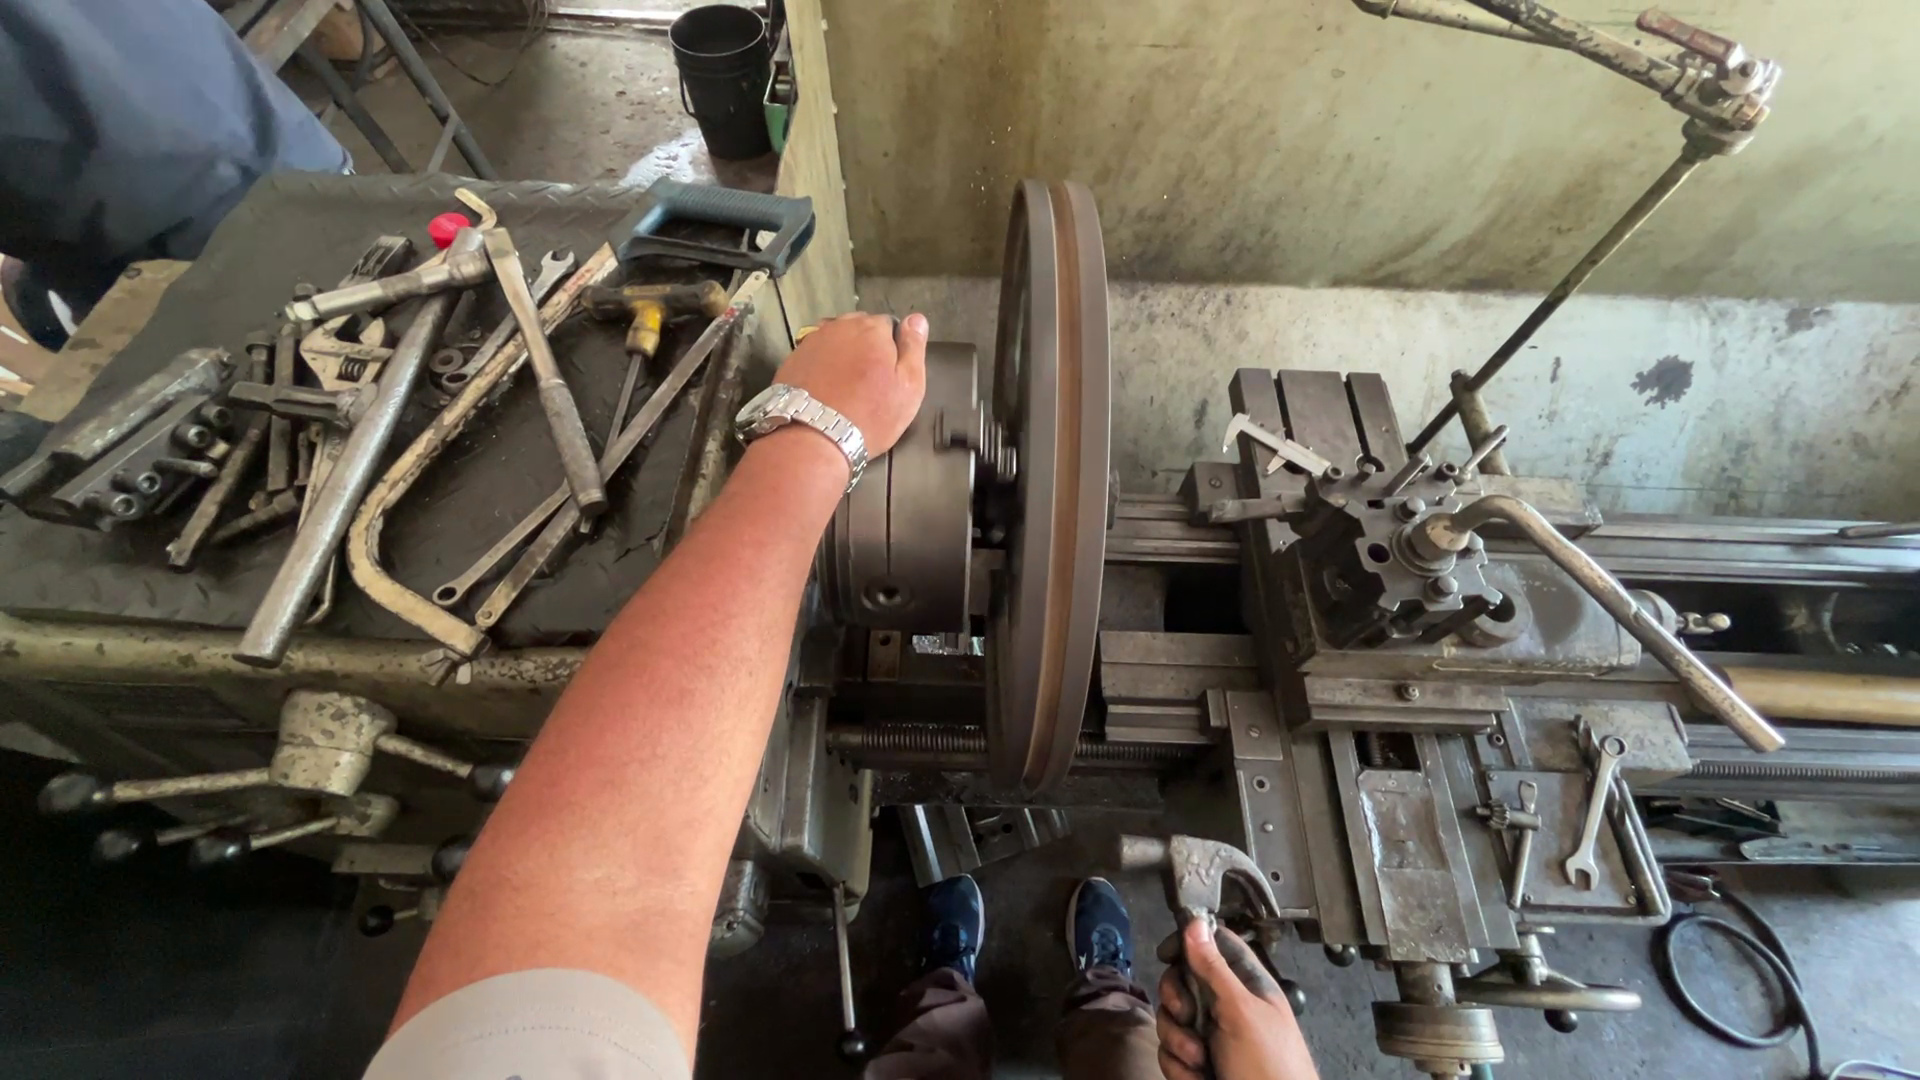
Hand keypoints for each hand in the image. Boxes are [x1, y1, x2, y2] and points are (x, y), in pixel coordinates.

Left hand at [774, 313, 927, 456]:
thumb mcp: (909, 387)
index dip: (893, 350)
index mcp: (873, 329)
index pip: (890, 325)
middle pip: (860, 329)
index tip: (890, 375)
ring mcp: (813, 341)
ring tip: (846, 389)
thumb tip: (917, 319)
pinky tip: (827, 392)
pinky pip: (816, 356)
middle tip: (870, 385)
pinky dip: (823, 368)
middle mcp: (841, 327)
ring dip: (844, 357)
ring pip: (837, 341)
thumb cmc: (869, 416)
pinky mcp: (793, 359)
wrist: (813, 438)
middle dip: (867, 349)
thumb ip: (914, 348)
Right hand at [1156, 920, 1319, 1079]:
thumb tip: (1194, 920)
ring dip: (1177, 1039)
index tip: (1168, 955)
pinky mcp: (1197, 1064)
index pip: (1214, 943)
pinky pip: (1170, 1050)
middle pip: (1182, 978)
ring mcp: (1211, 1035)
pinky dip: (1179, 1067)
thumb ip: (1214, 967)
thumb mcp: (1242, 1012)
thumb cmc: (1268, 1067)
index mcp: (1246, 984)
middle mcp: (1226, 1004)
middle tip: (1187, 1015)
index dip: (1189, 942)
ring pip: (1171, 1017)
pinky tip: (1197, 1078)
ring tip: (1198, 1060)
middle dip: (1175, 998)